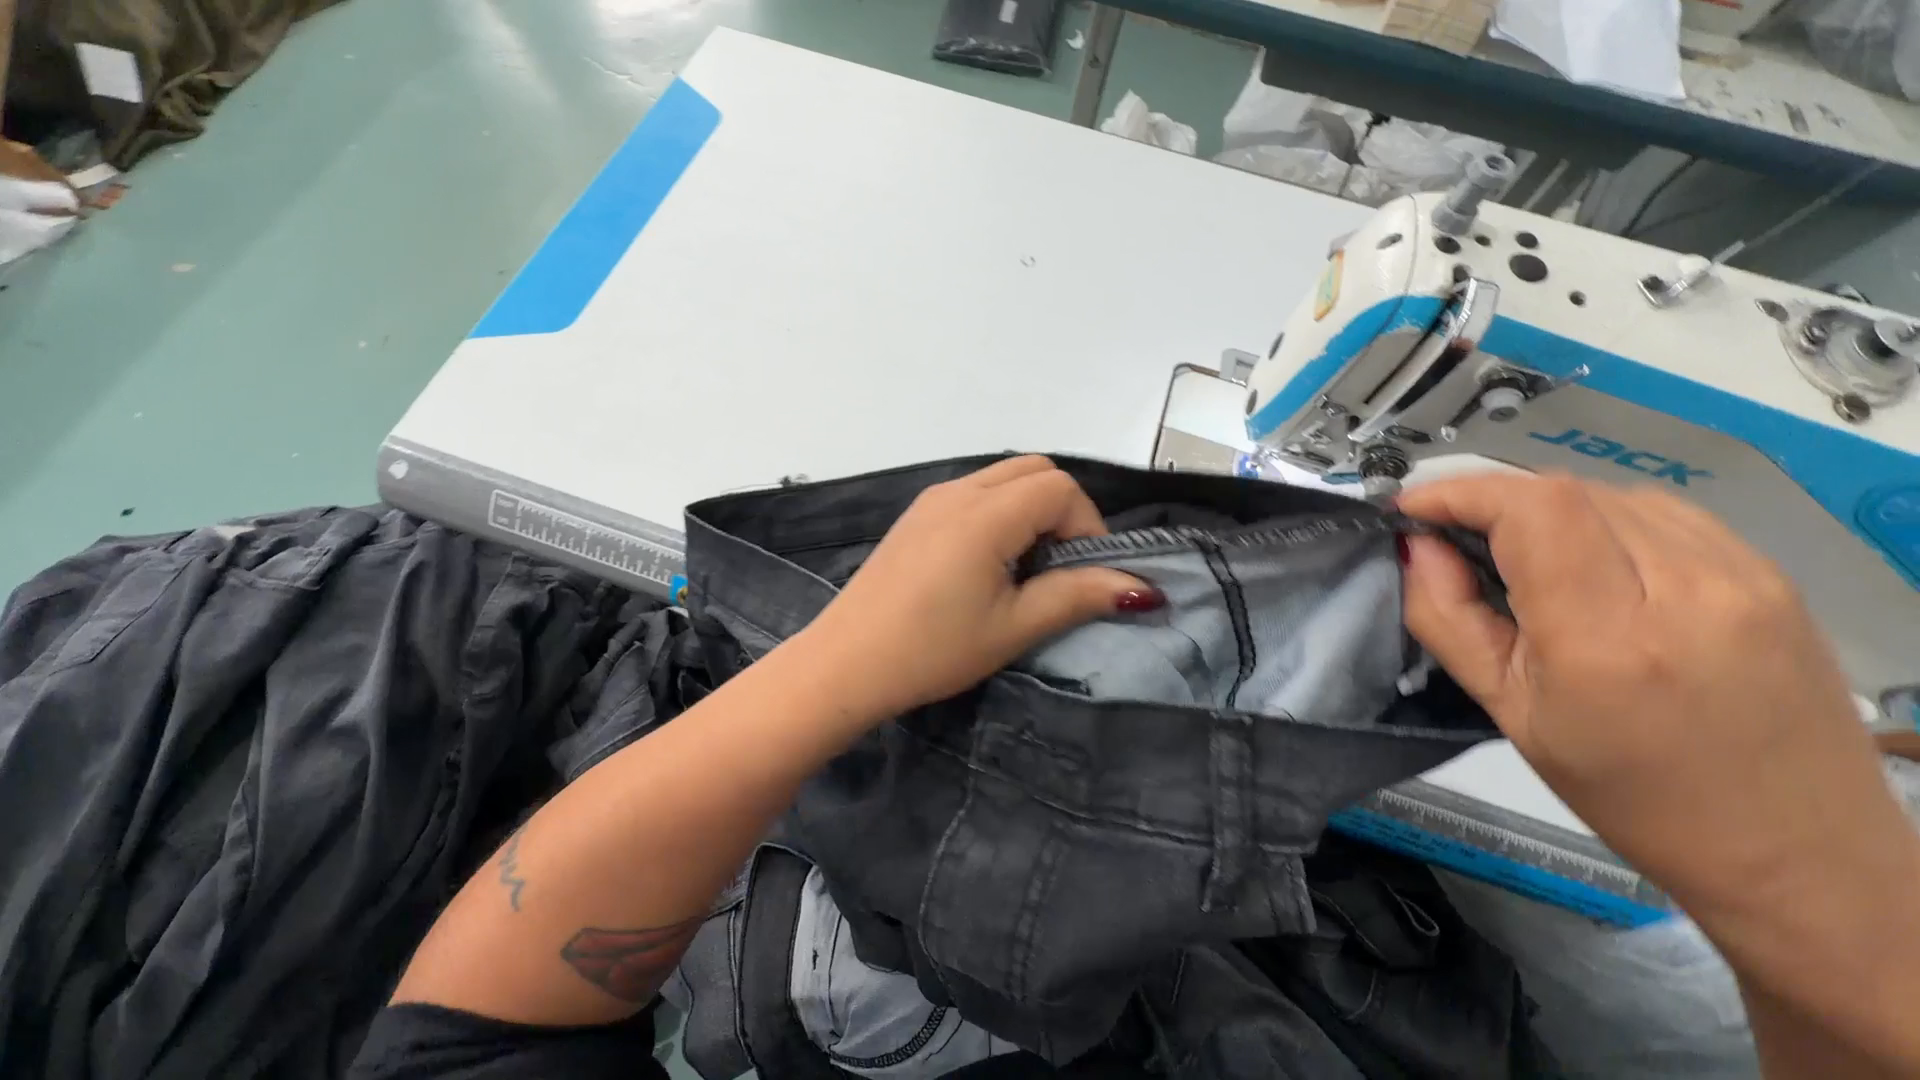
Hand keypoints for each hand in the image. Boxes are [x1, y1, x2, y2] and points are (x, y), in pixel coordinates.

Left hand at [795, 456, 1155, 719]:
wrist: (846, 664)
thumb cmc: (932, 650)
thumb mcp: (1013, 627)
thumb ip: (1078, 596)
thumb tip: (1144, 589)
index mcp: (984, 514)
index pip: (1060, 488)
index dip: (1086, 527)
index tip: (1081, 577)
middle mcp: (958, 491)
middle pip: (1034, 470)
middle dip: (1063, 511)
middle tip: (1059, 568)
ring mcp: (932, 499)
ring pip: (1004, 478)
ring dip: (1031, 511)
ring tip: (1025, 570)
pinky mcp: (916, 516)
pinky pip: (975, 493)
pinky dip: (1001, 513)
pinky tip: (988, 566)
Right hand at [1396, 472, 1912, 914]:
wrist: (1791, 845)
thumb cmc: (1627, 794)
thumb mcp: (1508, 711)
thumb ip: (1447, 617)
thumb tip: (1417, 544)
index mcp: (1606, 639)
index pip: (1530, 509)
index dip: (1461, 491)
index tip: (1415, 509)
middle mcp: (1684, 587)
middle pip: (1566, 490)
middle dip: (1493, 500)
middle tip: (1455, 536)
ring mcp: (1740, 572)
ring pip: (1612, 494)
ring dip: (1548, 509)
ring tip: (1521, 554)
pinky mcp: (1769, 571)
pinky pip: (1662, 514)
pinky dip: (1604, 521)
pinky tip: (1592, 562)